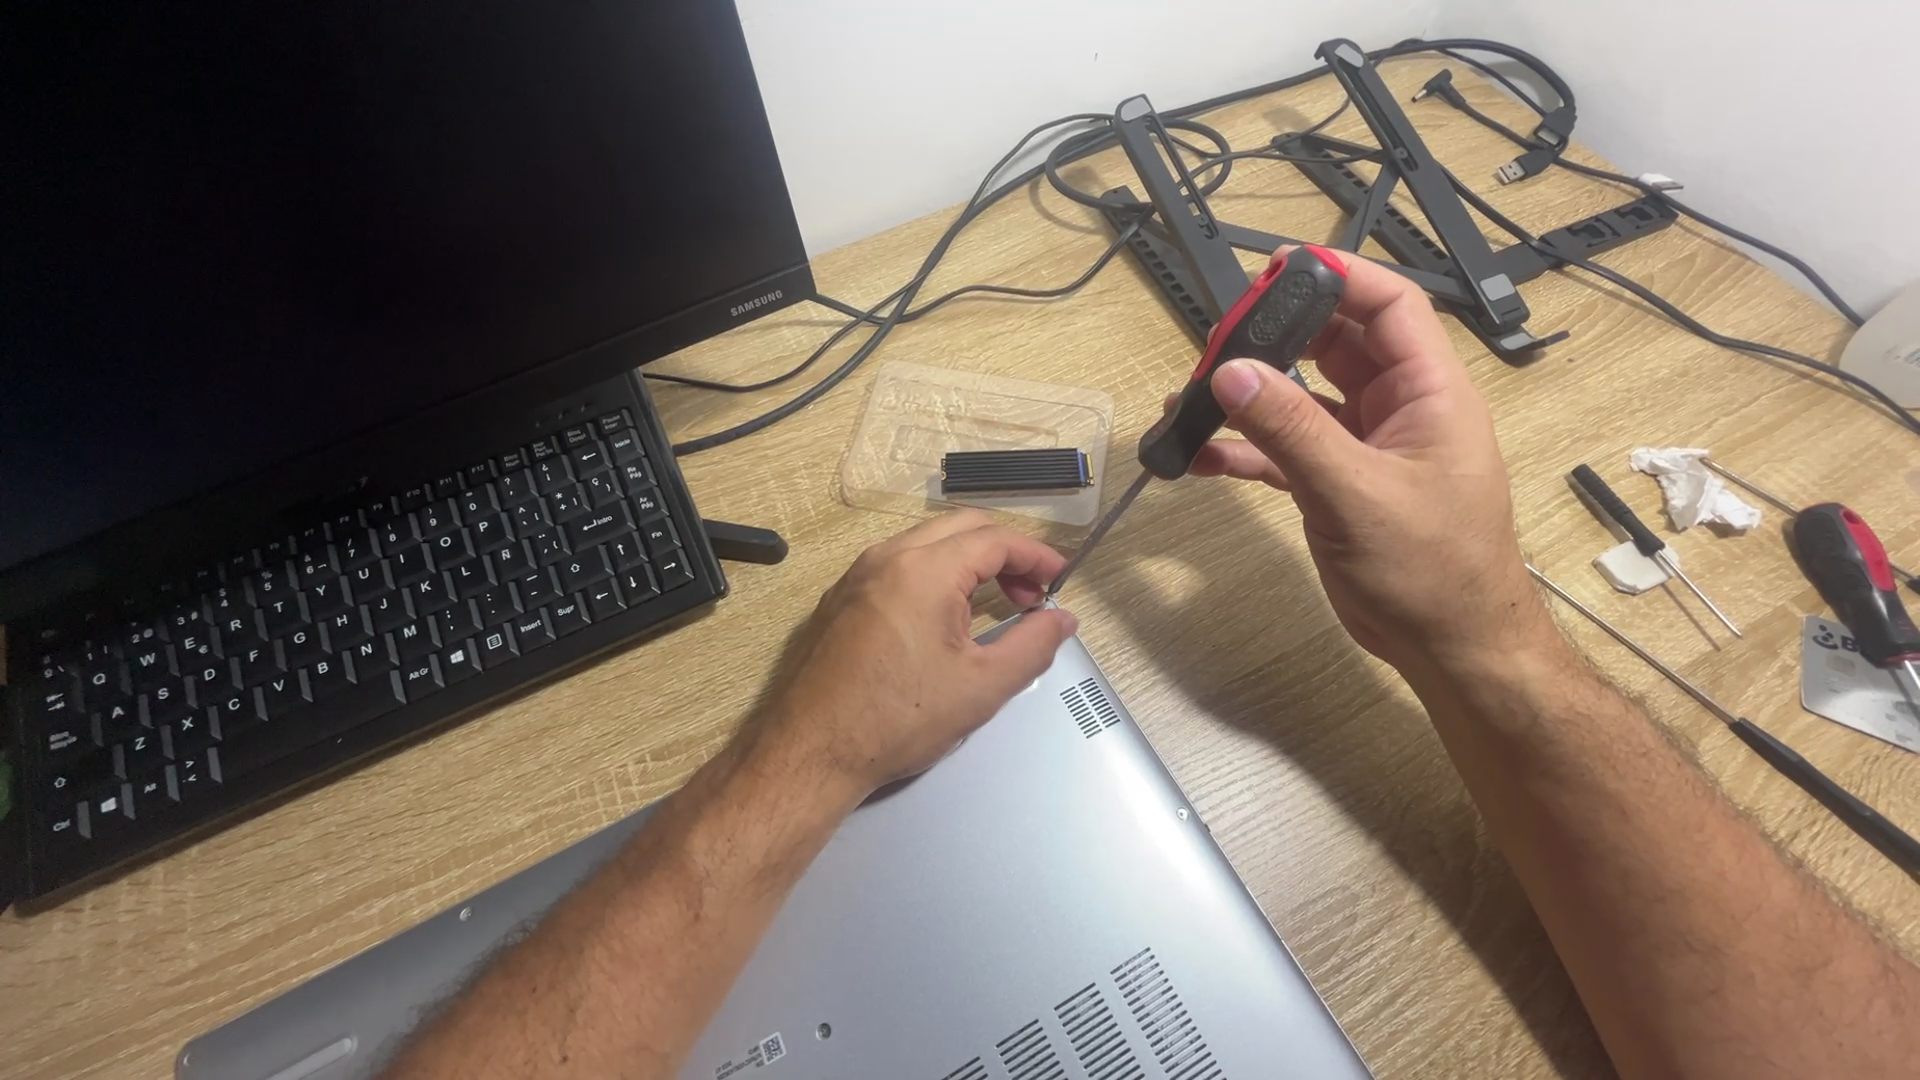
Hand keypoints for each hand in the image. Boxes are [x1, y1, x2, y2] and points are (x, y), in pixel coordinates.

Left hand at [752, 511, 1078, 797]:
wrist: (812, 751)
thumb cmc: (898, 720)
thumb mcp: (982, 687)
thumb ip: (1033, 646)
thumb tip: (1062, 620)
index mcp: (924, 571)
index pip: (995, 539)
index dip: (1036, 555)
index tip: (1059, 579)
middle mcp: (887, 558)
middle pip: (962, 528)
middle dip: (1005, 553)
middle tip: (1030, 595)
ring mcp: (858, 575)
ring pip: (928, 543)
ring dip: (969, 562)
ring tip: (994, 605)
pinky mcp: (842, 597)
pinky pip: (899, 564)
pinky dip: (935, 574)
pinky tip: (945, 617)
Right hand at [1189, 249, 1549, 676]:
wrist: (1446, 645)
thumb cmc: (1430, 568)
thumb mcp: (1356, 492)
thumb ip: (1292, 430)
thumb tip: (1231, 374)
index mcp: (1427, 392)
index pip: (1389, 307)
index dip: (1338, 277)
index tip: (1275, 269)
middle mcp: (1395, 409)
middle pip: (1334, 347)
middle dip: (1276, 338)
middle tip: (1218, 340)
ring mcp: (1361, 447)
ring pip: (1299, 401)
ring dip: (1250, 398)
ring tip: (1193, 398)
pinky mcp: (1334, 484)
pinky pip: (1283, 451)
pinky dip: (1244, 451)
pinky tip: (1201, 458)